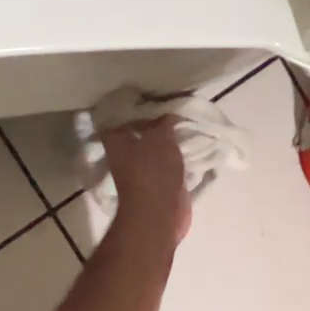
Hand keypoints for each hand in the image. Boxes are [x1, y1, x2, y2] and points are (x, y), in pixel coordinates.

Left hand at [102, 117, 190, 246]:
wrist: (159, 215)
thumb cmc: (153, 172)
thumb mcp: (161, 137)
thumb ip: (164, 121)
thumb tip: (169, 114)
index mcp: (116, 140)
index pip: (120, 114)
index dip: (135, 104)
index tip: (155, 95)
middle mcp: (124, 153)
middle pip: (140, 130)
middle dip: (158, 120)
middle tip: (177, 106)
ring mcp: (140, 168)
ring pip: (155, 145)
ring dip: (170, 137)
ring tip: (188, 121)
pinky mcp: (157, 181)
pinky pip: (168, 160)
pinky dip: (179, 153)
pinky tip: (193, 142)